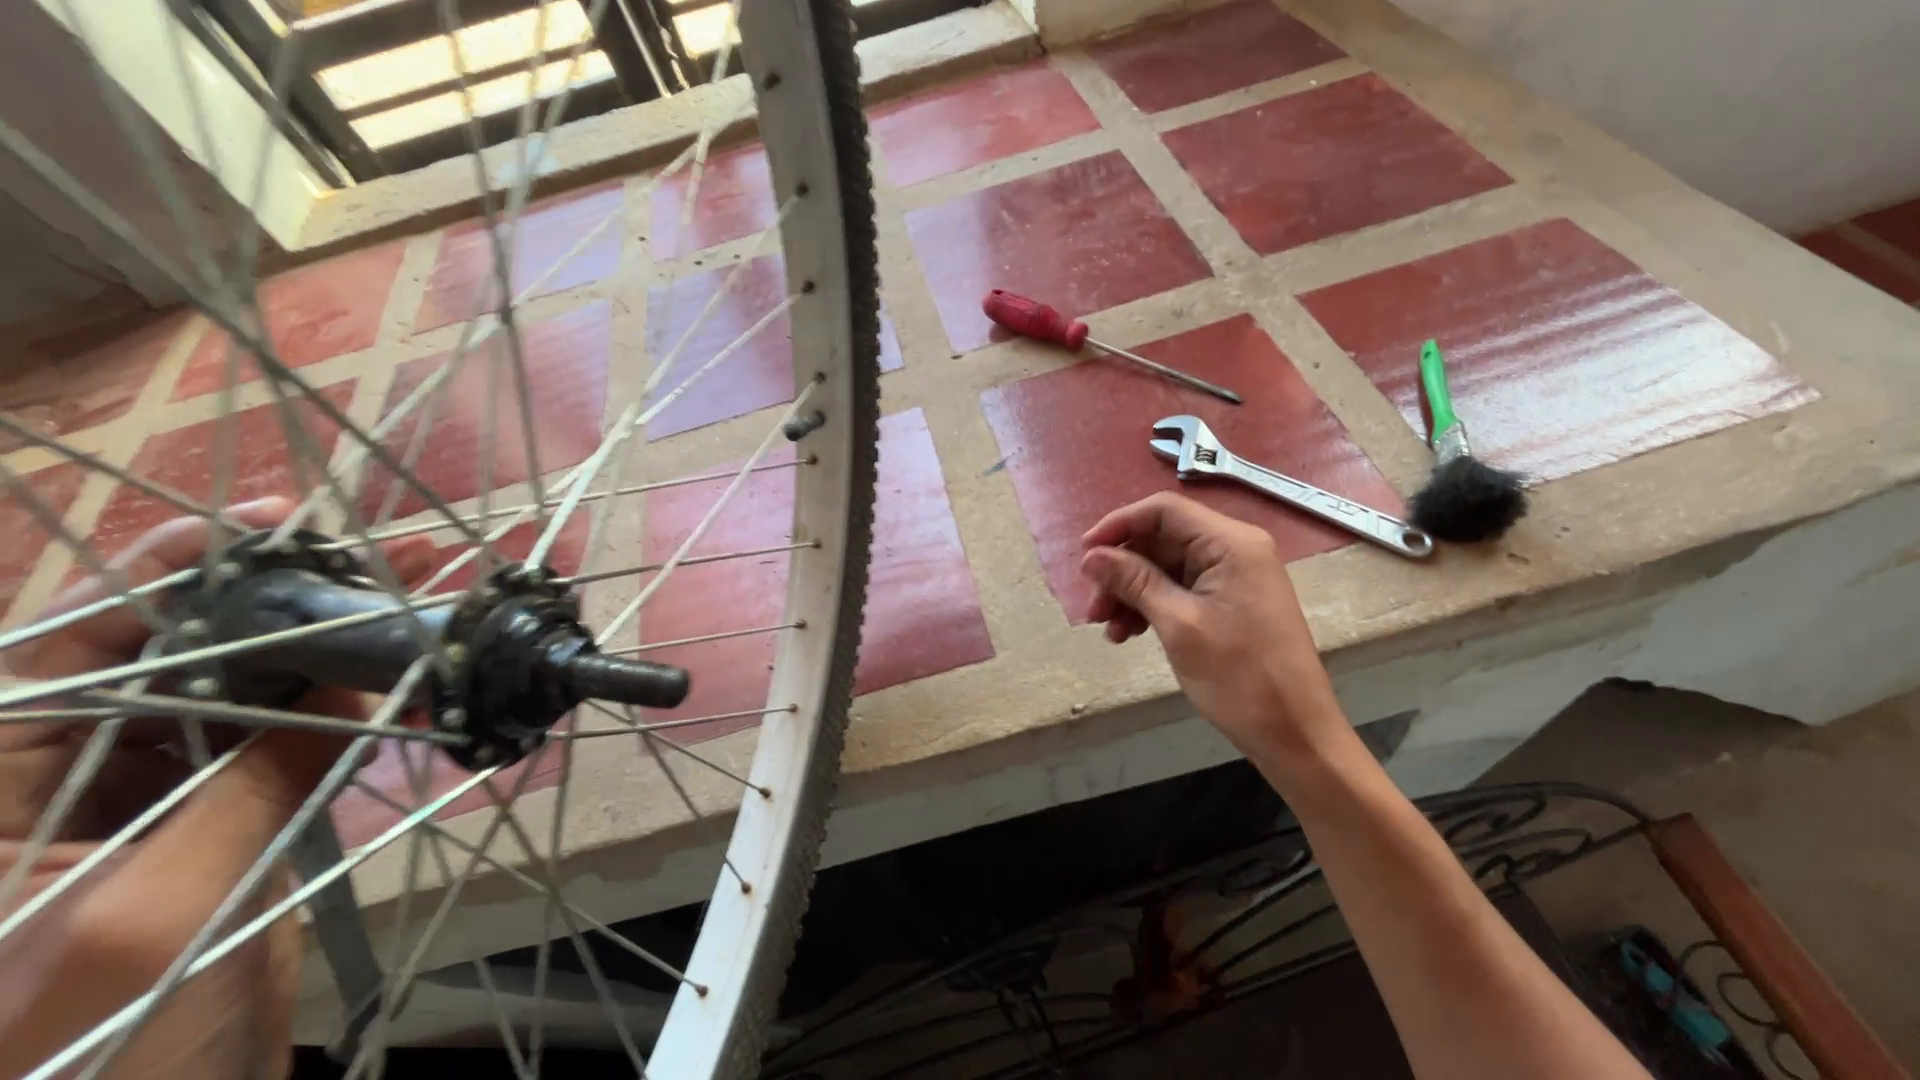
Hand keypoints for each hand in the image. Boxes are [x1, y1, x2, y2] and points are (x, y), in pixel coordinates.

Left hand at [0, 499, 432, 1078]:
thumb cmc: (95, 1052)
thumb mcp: (161, 907)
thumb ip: (253, 781)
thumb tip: (352, 678)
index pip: (77, 639)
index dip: (177, 569)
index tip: (277, 527)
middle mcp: (59, 774)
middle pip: (176, 656)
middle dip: (281, 601)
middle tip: (387, 558)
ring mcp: (146, 804)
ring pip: (242, 699)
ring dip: (326, 651)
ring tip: (414, 600)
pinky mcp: (215, 829)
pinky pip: (281, 751)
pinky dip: (342, 713)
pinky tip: (400, 681)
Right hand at [1079, 492, 1348, 766]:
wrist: (1294, 732)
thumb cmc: (1240, 677)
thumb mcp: (1178, 625)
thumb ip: (1134, 582)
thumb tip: (1091, 556)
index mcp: (1231, 543)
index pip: (1163, 511)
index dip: (1118, 526)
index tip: (1083, 556)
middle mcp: (1235, 549)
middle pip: (1162, 540)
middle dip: (1122, 569)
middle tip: (1094, 609)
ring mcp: (1235, 576)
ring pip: (1167, 567)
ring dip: (1132, 592)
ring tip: (1111, 630)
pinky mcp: (1231, 601)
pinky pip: (1181, 589)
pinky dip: (1152, 606)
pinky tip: (1131, 633)